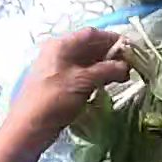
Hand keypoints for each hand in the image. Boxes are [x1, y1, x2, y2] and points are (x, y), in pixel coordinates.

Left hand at [0, 28, 130, 149]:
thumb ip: (107, 70)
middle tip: (130, 66)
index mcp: (62, 45)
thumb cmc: (54, 99)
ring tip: (123, 77)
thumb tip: (126, 67)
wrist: (29, 127)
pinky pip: (83, 74)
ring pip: (87, 61)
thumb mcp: (83, 81)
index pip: (92, 34)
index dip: (113, 39)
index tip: (131, 49)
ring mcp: (59, 68)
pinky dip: (97, 76)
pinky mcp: (60, 84)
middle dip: (111, 54)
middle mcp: (59, 52)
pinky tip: (108, 84)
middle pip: (90, 46)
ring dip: (106, 66)